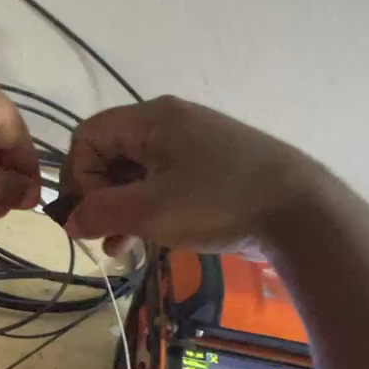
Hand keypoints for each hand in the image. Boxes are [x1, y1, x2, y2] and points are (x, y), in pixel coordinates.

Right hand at [58, 96, 336, 255]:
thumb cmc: (217, 203)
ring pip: (135, 174)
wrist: (300, 211)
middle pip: (110, 154)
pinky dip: (146, 211)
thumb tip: (69, 219)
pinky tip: (143, 243)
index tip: (85, 215)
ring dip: (119, 210)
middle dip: (97, 197)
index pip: (89, 137)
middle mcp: (170, 124)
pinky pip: (162, 184)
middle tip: (97, 235)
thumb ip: (101, 212)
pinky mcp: (210, 169)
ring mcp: (193, 146)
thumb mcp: (150, 211)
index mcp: (152, 119)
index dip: (76, 176)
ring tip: (116, 249)